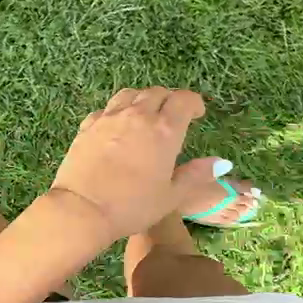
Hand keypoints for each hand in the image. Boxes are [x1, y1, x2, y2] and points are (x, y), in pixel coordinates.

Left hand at [47, 88, 221, 240]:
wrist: (82, 210)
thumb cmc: (132, 207)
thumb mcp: (171, 196)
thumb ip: (195, 175)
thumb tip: (220, 162)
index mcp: (164, 130)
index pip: (184, 100)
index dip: (194, 103)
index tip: (197, 114)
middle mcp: (138, 115)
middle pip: (157, 92)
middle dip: (169, 100)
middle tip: (173, 116)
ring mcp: (109, 118)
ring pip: (130, 94)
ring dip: (142, 99)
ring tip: (145, 115)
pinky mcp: (87, 125)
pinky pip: (107, 109)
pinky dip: (117, 112)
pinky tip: (117, 127)